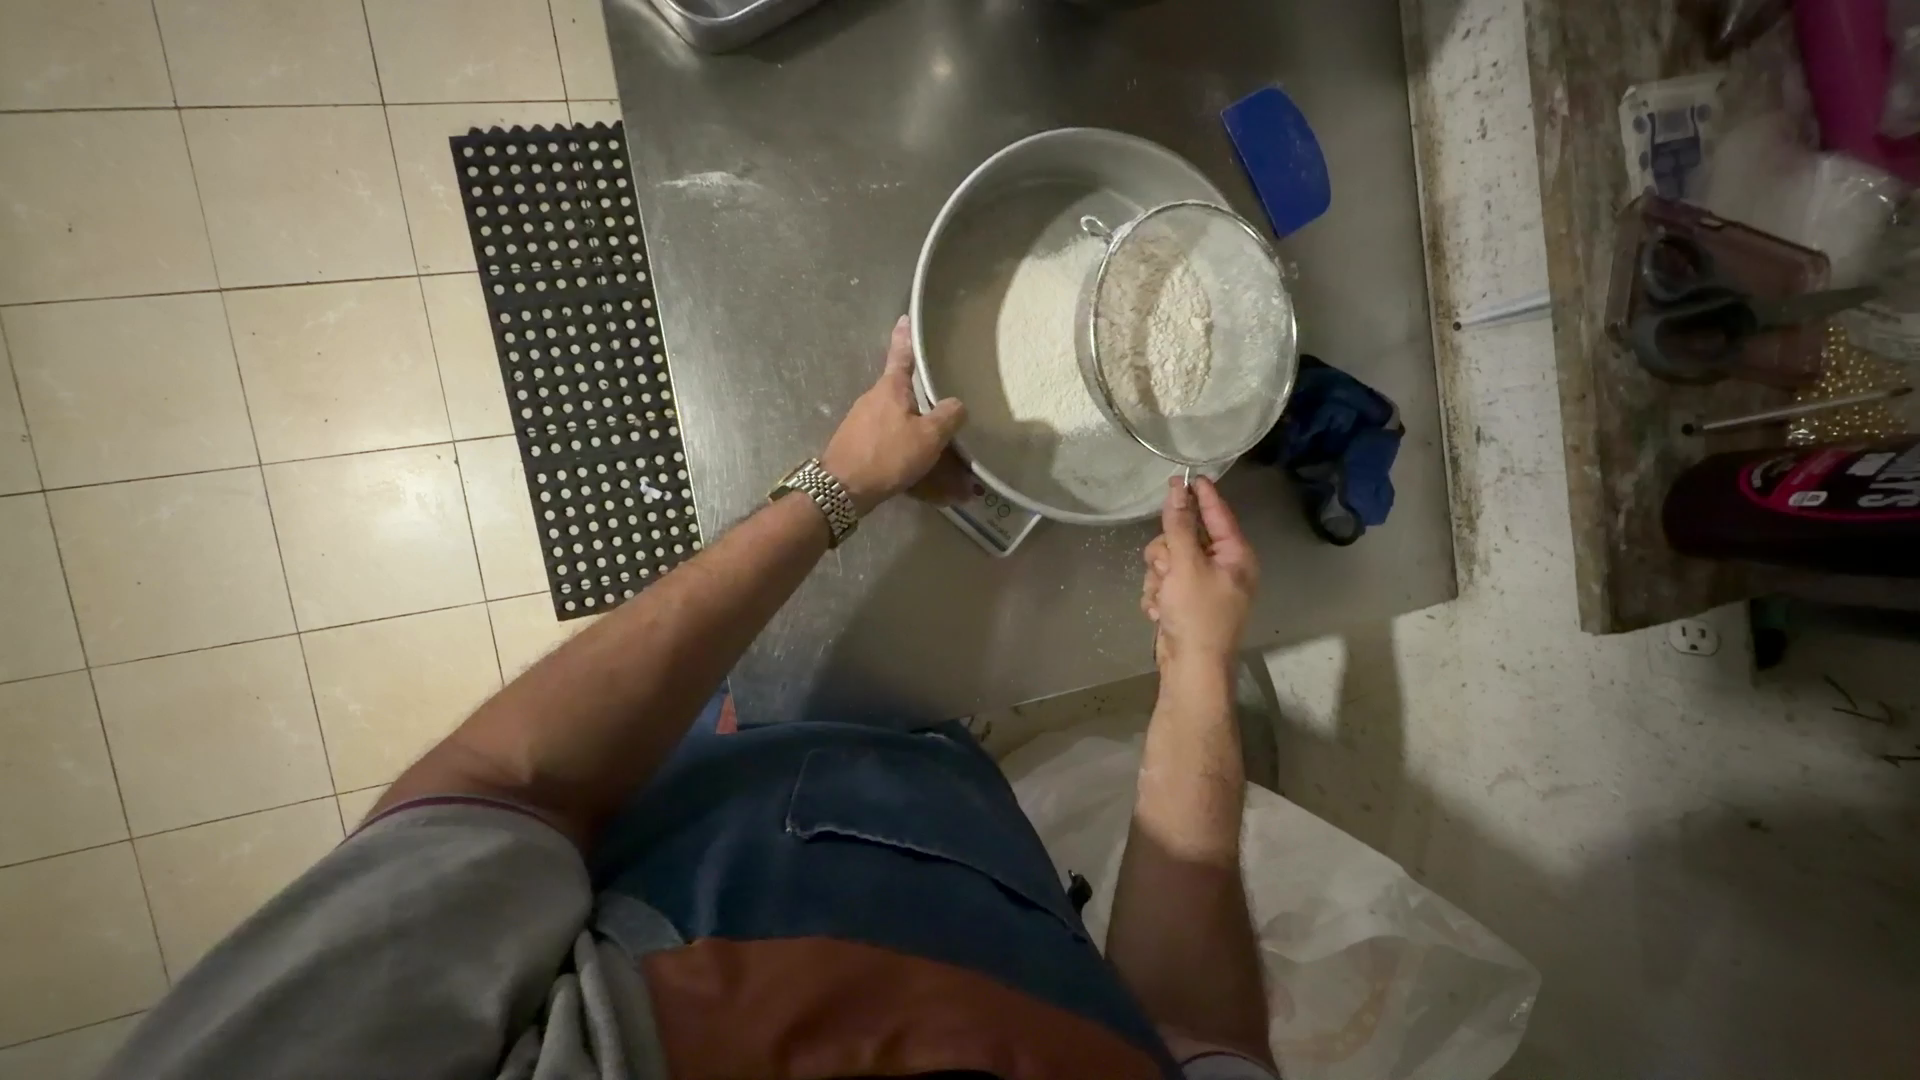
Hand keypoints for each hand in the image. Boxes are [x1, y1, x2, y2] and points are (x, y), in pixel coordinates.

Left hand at [821, 316, 969, 514]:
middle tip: (946, 412)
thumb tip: (958, 405)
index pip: (901, 354)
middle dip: (925, 404)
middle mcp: (874, 400)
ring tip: (945, 463)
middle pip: (904, 394)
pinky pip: (892, 447)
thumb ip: (948, 416)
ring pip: (900, 425)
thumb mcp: (928, 436)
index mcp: (891, 388)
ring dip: (921, 439)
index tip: (905, 318)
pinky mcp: (859, 447)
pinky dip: (910, 459)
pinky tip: (926, 483)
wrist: (843, 488)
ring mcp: (863, 423)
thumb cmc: (887, 454)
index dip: (905, 336)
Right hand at [1140, 477, 1257, 669]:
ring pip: (1167, 559)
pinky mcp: (1186, 601)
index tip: (1183, 475)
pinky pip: (1163, 581)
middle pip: (1184, 536)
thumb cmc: (1197, 614)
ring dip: (1158, 577)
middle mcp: (1223, 566)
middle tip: (1165, 570)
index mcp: (1235, 555)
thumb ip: (1179, 525)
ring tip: (1162, 598)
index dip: (1200, 494)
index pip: (1218, 513)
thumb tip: (1178, 489)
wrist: (1191, 668)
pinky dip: (1157, 594)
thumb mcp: (1186, 565)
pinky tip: (1159, 610)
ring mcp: (1203, 585)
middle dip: (1166, 553)